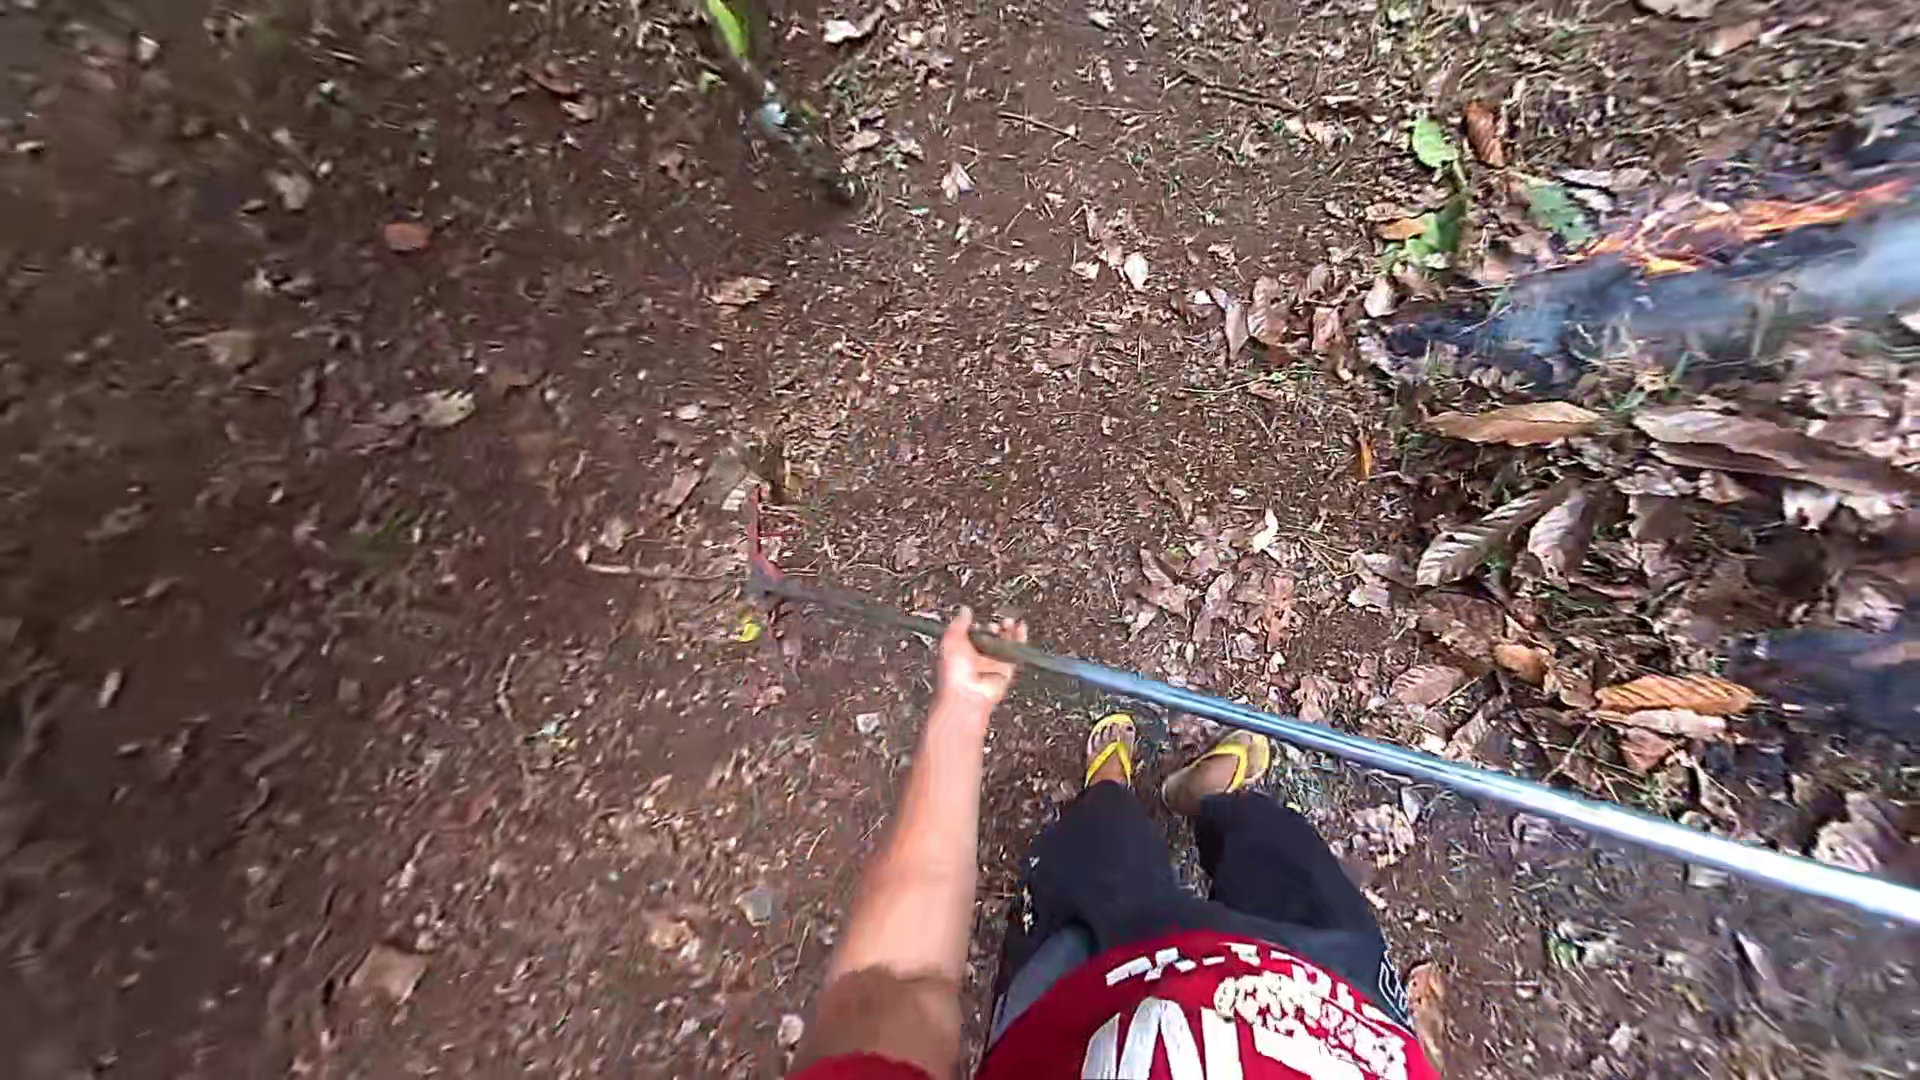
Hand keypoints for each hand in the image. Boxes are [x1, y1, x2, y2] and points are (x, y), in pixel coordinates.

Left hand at [936, 607, 1025, 711]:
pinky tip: (1021, 627)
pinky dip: (1020, 640)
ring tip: (1011, 622)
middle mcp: (977, 660)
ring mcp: (992, 666)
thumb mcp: (951, 640)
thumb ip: (959, 623)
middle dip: (996, 629)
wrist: (965, 694)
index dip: (979, 628)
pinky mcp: (1006, 671)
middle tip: (1000, 621)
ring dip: (1009, 632)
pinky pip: (1015, 654)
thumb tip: (965, 610)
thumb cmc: (953, 671)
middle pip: (991, 640)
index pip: (973, 636)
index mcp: (961, 653)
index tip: (983, 621)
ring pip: (1004, 645)